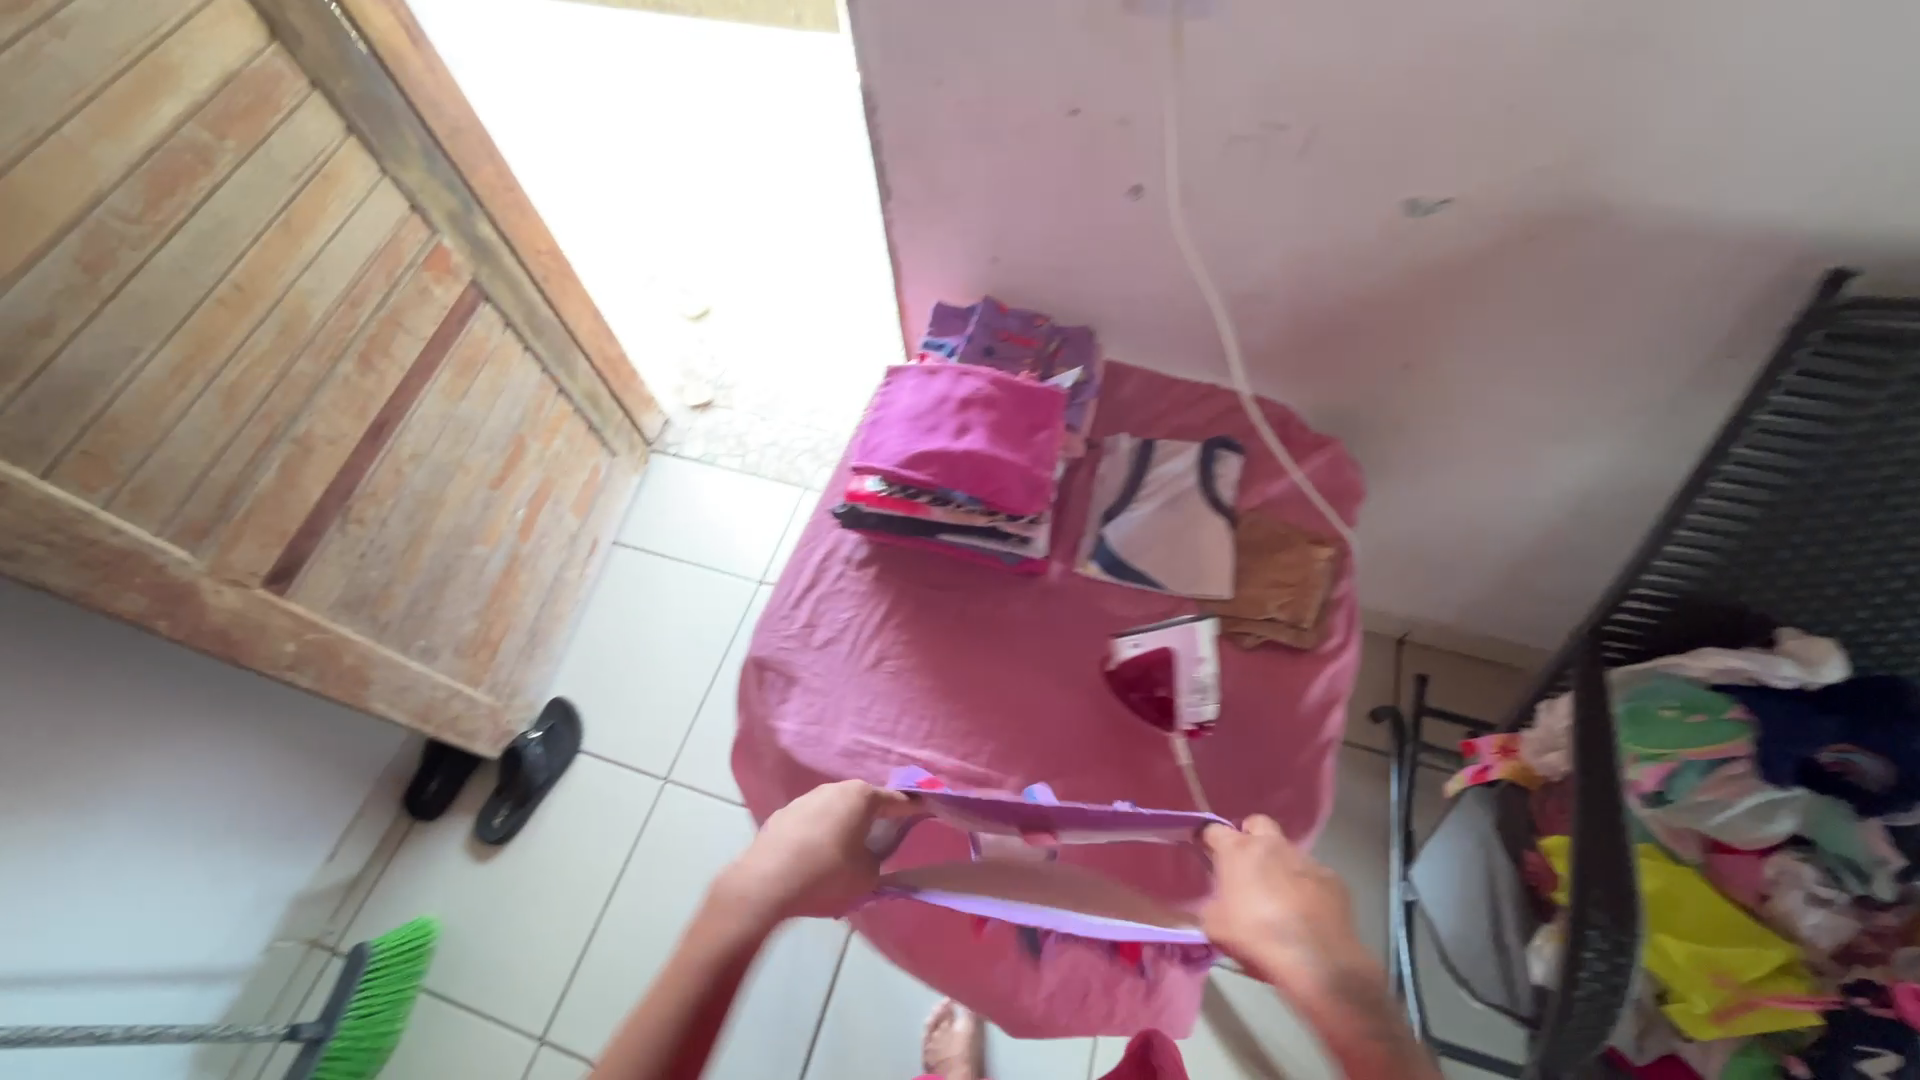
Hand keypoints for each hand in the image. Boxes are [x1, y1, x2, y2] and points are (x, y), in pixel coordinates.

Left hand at [712, 780, 916, 926]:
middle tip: (882, 841)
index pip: (896, 800)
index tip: (925, 812)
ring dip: (844, 826)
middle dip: (874, 818)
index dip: (912, 809)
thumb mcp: (868, 876)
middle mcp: (833, 789)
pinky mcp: (782, 815)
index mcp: (861, 797)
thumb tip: (871, 855)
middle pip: (863, 802)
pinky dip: (819, 834)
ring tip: (844, 854)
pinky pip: (812, 822)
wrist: (766, 885)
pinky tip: (814, 858)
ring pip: (835, 811)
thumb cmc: (826, 876)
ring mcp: (805, 799)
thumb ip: (879, 860)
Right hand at [1199, 815, 1373, 988]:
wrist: (1316, 962)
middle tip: (1246, 864)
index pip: (1214, 829)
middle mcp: (1272, 845)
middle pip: (1257, 823)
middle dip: (1250, 836)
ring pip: (1288, 851)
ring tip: (1280, 897)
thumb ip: (1208, 904)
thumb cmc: (1255, 936)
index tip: (1207, 853)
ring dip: (1280, 865)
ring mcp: (1306, 860)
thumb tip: (1213, 902)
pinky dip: (1307, 887)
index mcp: (1238, 849)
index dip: (1208, 839)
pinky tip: (1307, 912)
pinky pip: (1314, 876)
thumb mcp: (1213, 925)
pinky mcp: (1333, 879)